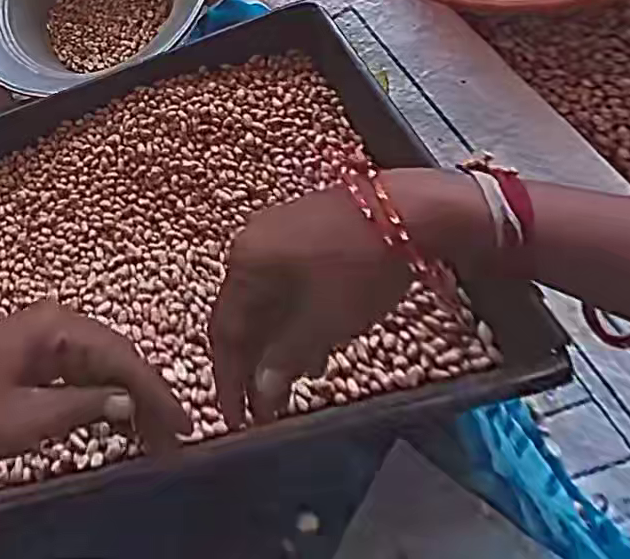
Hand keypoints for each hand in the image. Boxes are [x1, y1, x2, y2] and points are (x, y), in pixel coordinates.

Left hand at [0, 300, 190, 472]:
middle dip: (145, 393)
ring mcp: (43, 335)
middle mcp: (52, 321)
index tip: (181, 422)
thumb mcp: (28, 420)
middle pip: (113, 353)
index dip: (153, 388)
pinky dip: (102, 394)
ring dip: (127, 395)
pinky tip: (119, 417)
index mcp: (51, 326)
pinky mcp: (36, 354)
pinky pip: (81, 370)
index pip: (117, 353)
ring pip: (100, 362)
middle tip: (173, 435)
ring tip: (153, 433)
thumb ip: (82, 407)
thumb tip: (129, 401)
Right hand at [209, 189, 412, 426]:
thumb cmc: (358, 267)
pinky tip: (310, 340)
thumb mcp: (324, 322)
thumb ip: (286, 358)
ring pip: (262, 298)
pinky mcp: (297, 230)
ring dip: (272, 341)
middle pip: (240, 312)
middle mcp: (248, 243)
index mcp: (244, 262)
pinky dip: (288, 316)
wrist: (405, 210)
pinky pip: (279, 281)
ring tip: (292, 381)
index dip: (229, 378)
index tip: (236, 418)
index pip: (224, 329)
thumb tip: (262, 393)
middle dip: (252, 362)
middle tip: (263, 407)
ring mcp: (272, 232)